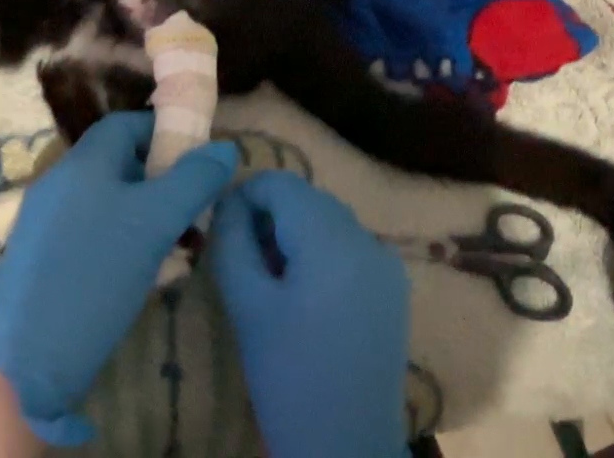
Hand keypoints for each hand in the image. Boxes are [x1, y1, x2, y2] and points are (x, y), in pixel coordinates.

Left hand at [0, 112, 237, 445]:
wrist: (27, 360)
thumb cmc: (96, 275)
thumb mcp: (155, 223)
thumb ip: (193, 180)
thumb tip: (224, 149)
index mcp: (82, 163)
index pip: (125, 125)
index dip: (162, 132)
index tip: (196, 157)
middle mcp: (58, 183)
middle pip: (116, 162)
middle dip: (158, 178)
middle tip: (193, 206)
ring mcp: (43, 222)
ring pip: (105, 200)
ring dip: (142, 212)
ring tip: (175, 243)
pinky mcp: (39, 259)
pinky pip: (88, 231)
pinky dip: (119, 238)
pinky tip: (139, 273)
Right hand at [210, 171, 410, 457]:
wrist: (348, 447)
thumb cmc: (288, 378)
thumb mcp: (246, 305)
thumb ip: (231, 241)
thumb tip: (228, 201)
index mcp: (333, 239)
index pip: (280, 182)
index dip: (244, 196)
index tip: (221, 231)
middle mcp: (367, 238)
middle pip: (306, 198)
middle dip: (268, 217)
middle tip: (242, 260)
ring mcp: (386, 261)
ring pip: (326, 220)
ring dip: (292, 234)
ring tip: (269, 281)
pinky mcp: (392, 286)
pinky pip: (347, 246)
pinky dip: (318, 253)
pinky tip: (302, 296)